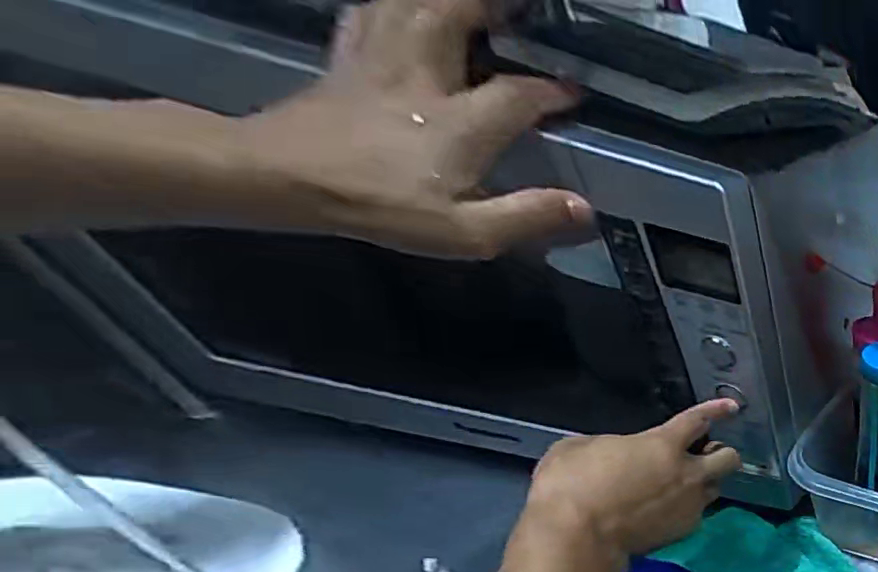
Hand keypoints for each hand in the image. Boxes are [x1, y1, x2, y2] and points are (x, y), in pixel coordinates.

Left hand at [240, 0, 591, 257]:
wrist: (282, 177)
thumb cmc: (384, 208)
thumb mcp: (469, 232)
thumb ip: (529, 217)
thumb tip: (584, 207)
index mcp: (457, 123)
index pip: (516, 95)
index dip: (550, 91)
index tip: (574, 90)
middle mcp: (420, 77)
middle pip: (454, 15)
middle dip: (490, 4)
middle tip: (518, 5)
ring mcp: (378, 60)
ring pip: (411, 2)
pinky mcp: (346, 58)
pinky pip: (371, 11)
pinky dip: (392, 2)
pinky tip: (405, 6)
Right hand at [522, 399, 741, 559]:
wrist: (579, 537)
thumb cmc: (571, 485)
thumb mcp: (584, 447)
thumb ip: (615, 445)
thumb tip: (621, 454)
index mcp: (663, 444)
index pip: (698, 420)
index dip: (716, 411)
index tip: (731, 407)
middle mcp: (688, 473)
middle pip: (729, 459)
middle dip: (722, 454)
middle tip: (702, 456)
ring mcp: (691, 503)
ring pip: (716, 488)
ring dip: (704, 482)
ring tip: (681, 486)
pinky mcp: (686, 529)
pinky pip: (697, 513)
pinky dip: (687, 509)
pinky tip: (665, 512)